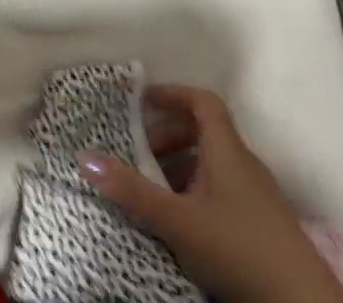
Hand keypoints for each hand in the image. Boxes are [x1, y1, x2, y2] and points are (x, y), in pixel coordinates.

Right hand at [78, 86, 342, 302]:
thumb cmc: (237, 248)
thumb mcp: (176, 220)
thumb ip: (130, 190)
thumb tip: (83, 157)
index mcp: (227, 151)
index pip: (202, 102)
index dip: (172, 94)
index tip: (140, 100)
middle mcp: (244, 164)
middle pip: (202, 132)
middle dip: (166, 138)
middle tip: (137, 156)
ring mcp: (255, 194)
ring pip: (210, 164)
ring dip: (177, 169)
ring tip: (150, 192)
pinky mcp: (259, 222)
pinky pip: (219, 189)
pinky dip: (192, 192)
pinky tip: (177, 221)